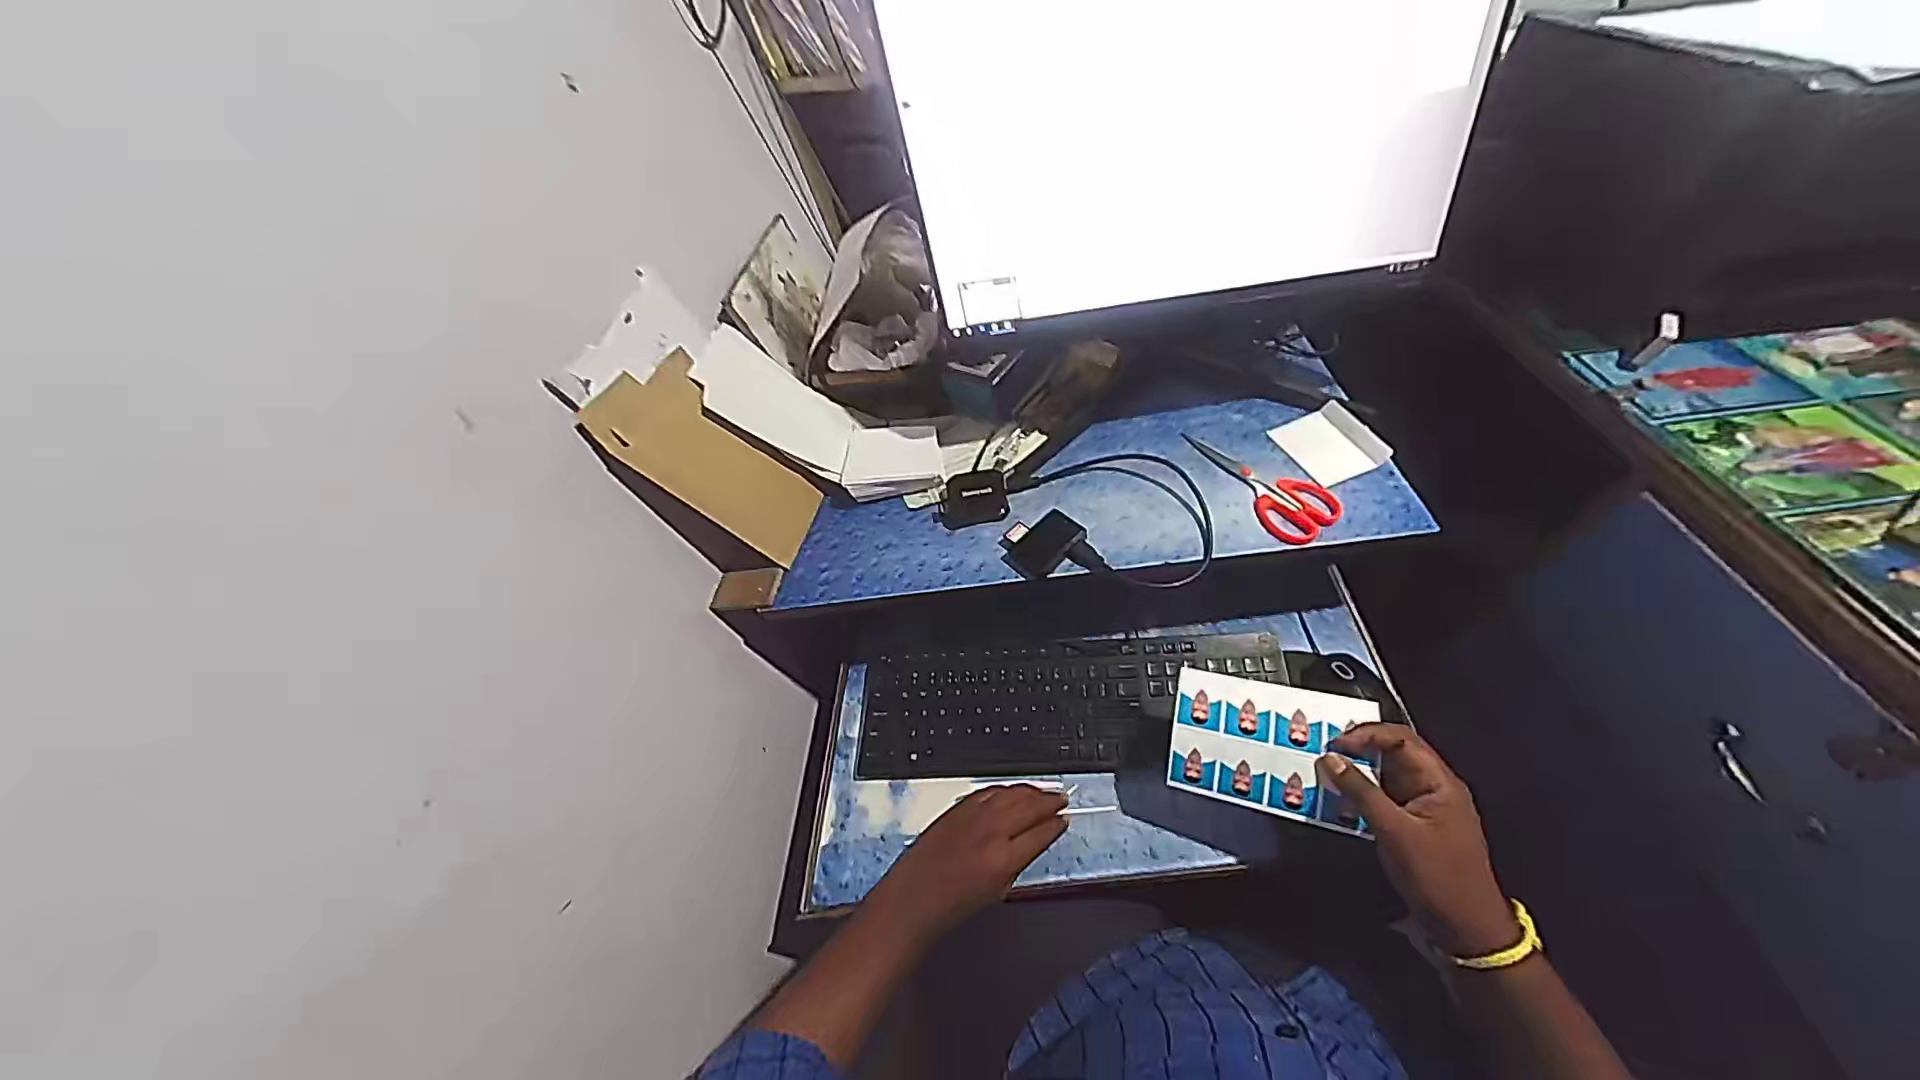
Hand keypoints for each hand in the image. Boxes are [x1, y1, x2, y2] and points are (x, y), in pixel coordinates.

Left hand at [863, 784, 1067, 942]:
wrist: (914, 896)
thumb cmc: (950, 903)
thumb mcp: (998, 891)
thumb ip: (1019, 863)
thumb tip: (1035, 842)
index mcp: (1003, 858)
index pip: (1041, 833)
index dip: (1056, 825)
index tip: (1064, 820)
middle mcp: (989, 831)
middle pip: (1030, 806)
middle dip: (1050, 800)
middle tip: (1062, 798)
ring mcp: (972, 815)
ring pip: (1011, 793)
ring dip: (1032, 790)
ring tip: (1044, 792)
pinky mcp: (958, 807)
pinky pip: (990, 791)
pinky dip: (1006, 789)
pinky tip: (1014, 791)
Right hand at [1319, 725, 1518, 956]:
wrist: (1466, 930)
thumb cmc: (1440, 879)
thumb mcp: (1395, 831)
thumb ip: (1361, 791)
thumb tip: (1332, 759)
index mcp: (1440, 784)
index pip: (1401, 740)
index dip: (1366, 734)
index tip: (1336, 745)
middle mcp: (1432, 790)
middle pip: (1391, 755)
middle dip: (1356, 752)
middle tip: (1325, 756)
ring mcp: (1421, 808)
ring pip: (1383, 777)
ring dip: (1355, 775)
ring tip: (1327, 778)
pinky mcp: (1410, 825)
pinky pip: (1380, 798)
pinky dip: (1359, 795)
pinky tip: (1341, 802)